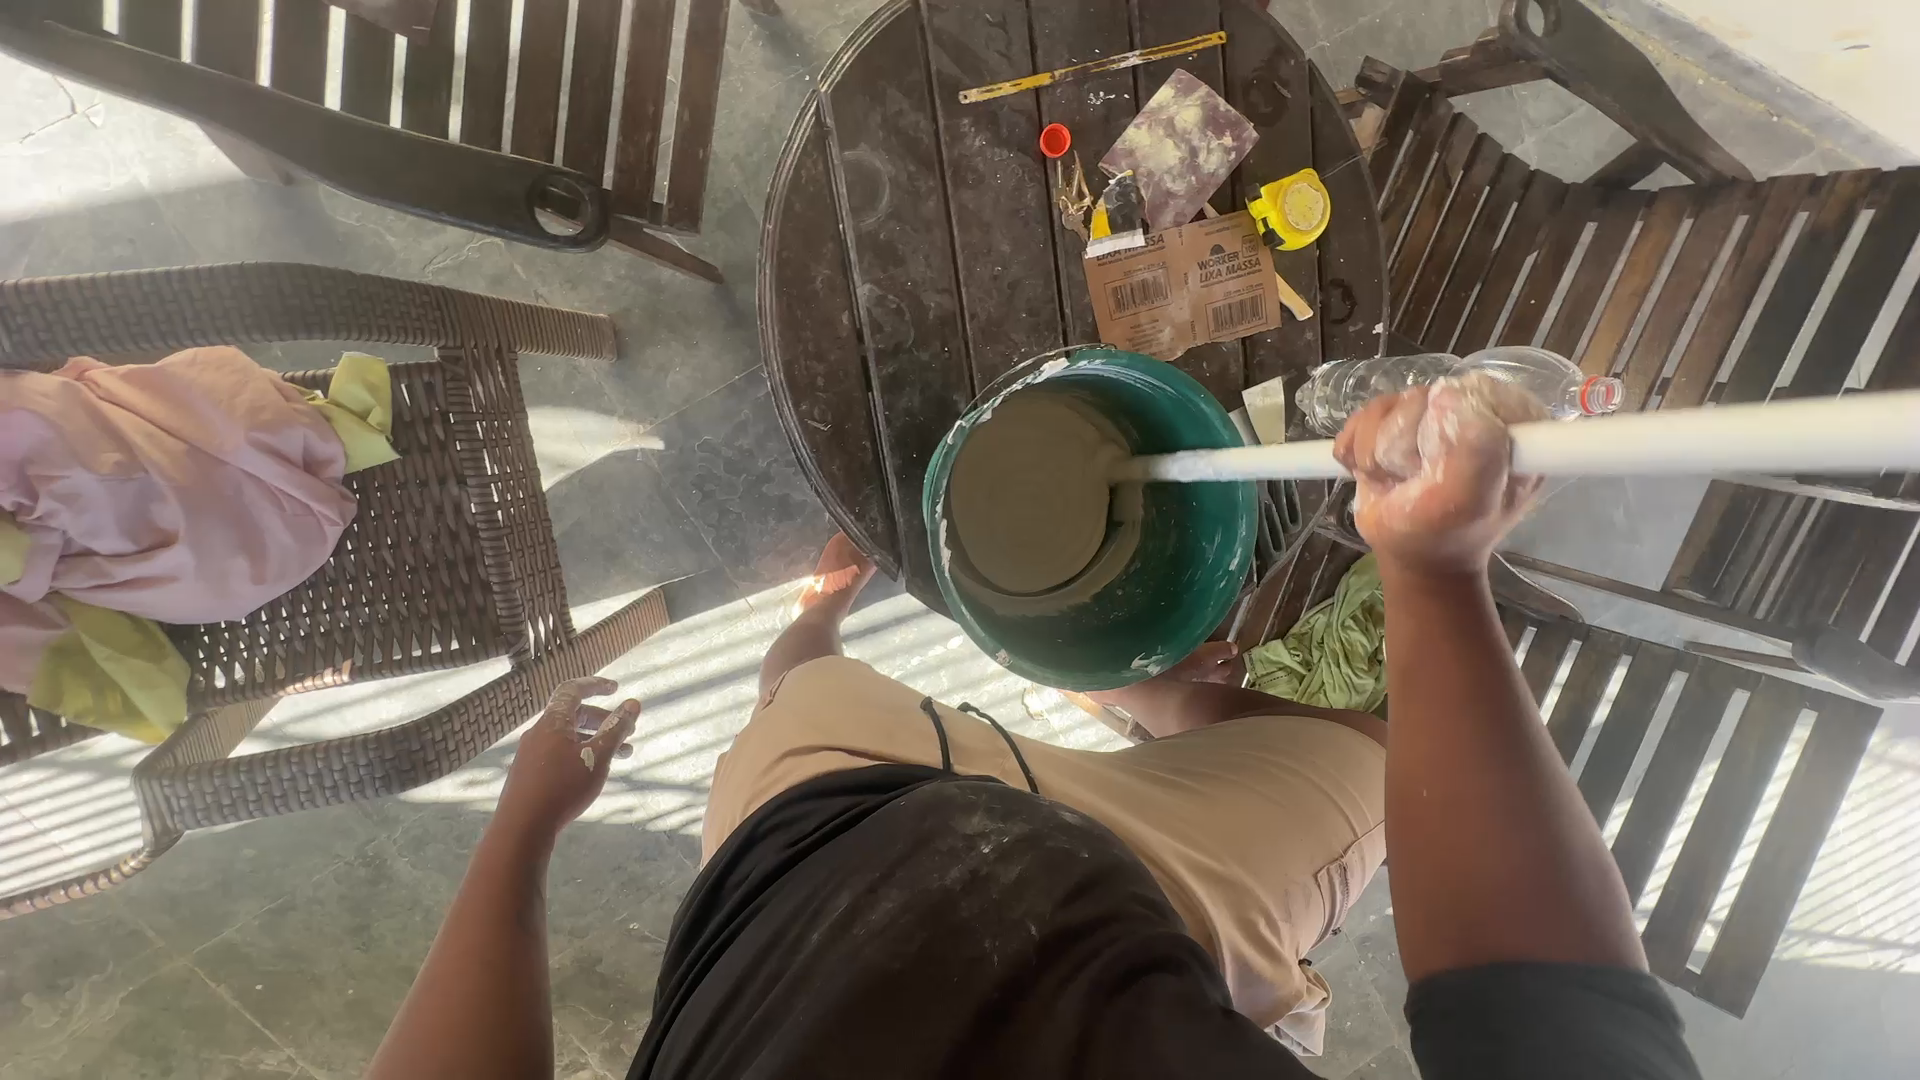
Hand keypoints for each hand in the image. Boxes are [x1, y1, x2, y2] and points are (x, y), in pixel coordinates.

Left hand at [495, 677, 640, 840]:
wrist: (521, 829)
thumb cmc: (563, 787)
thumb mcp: (597, 756)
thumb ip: (616, 728)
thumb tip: (633, 703)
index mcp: (553, 723)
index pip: (572, 690)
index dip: (595, 685)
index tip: (616, 689)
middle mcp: (539, 733)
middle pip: (574, 714)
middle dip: (604, 719)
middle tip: (628, 731)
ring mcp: (531, 754)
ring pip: (569, 736)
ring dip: (596, 739)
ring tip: (621, 755)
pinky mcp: (529, 773)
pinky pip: (560, 752)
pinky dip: (582, 753)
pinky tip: (594, 772)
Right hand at [1332, 373, 1544, 576]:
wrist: (1408, 555)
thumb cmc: (1443, 535)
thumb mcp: (1468, 502)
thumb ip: (1474, 450)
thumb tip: (1446, 393)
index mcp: (1510, 426)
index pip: (1468, 393)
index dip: (1440, 427)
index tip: (1436, 466)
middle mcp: (1472, 415)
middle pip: (1419, 398)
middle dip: (1399, 444)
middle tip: (1410, 479)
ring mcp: (1428, 419)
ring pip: (1384, 406)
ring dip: (1372, 451)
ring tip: (1388, 479)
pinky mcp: (1392, 426)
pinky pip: (1360, 416)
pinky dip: (1352, 448)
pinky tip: (1368, 472)